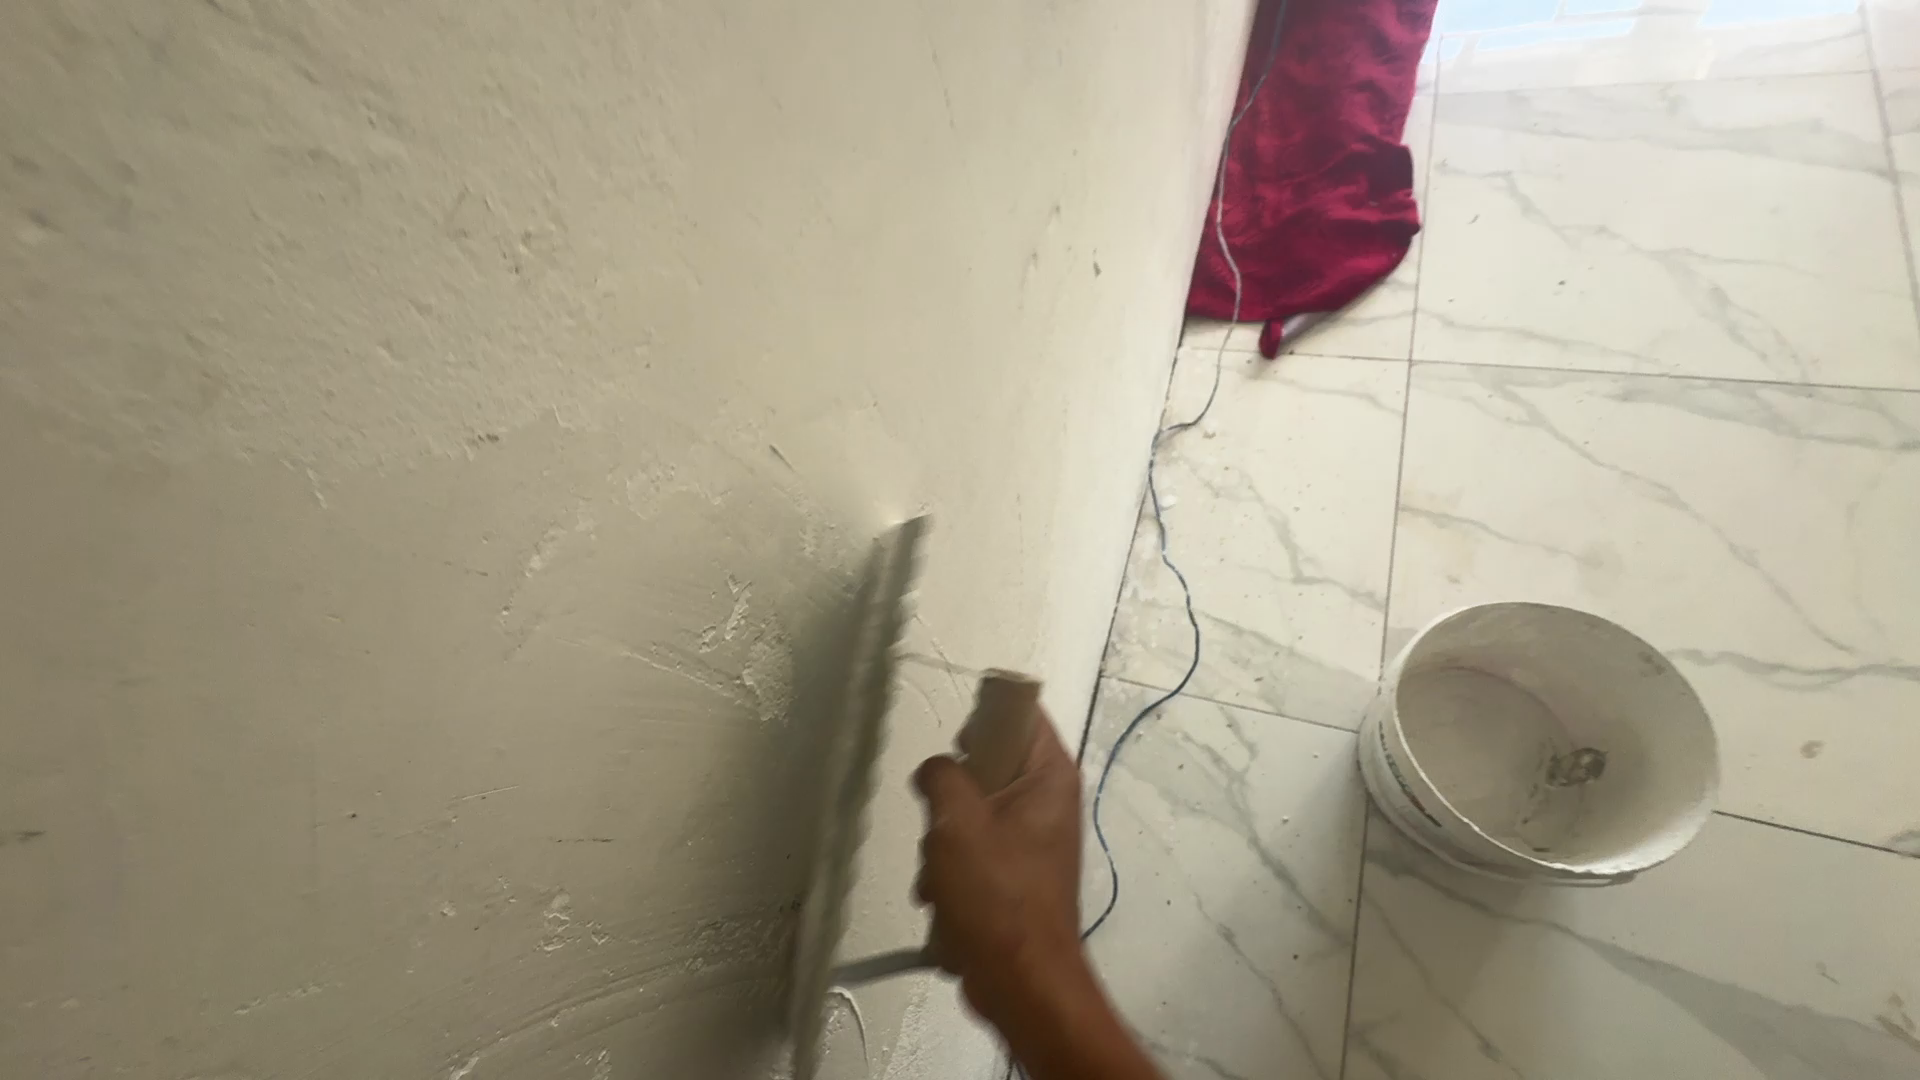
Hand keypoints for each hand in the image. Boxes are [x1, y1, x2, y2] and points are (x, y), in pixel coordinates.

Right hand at [911, 711, 1086, 1034]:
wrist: (1021, 985)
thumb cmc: (997, 895)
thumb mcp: (957, 820)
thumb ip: (941, 775)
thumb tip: (937, 770)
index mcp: (1050, 775)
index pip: (1023, 713)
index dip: (986, 717)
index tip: (958, 745)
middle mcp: (1048, 800)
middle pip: (989, 766)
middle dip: (953, 797)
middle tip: (944, 820)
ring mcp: (1032, 840)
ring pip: (972, 812)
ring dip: (944, 843)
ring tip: (942, 873)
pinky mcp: (1015, 875)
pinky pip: (974, 851)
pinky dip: (953, 872)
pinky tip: (945, 898)